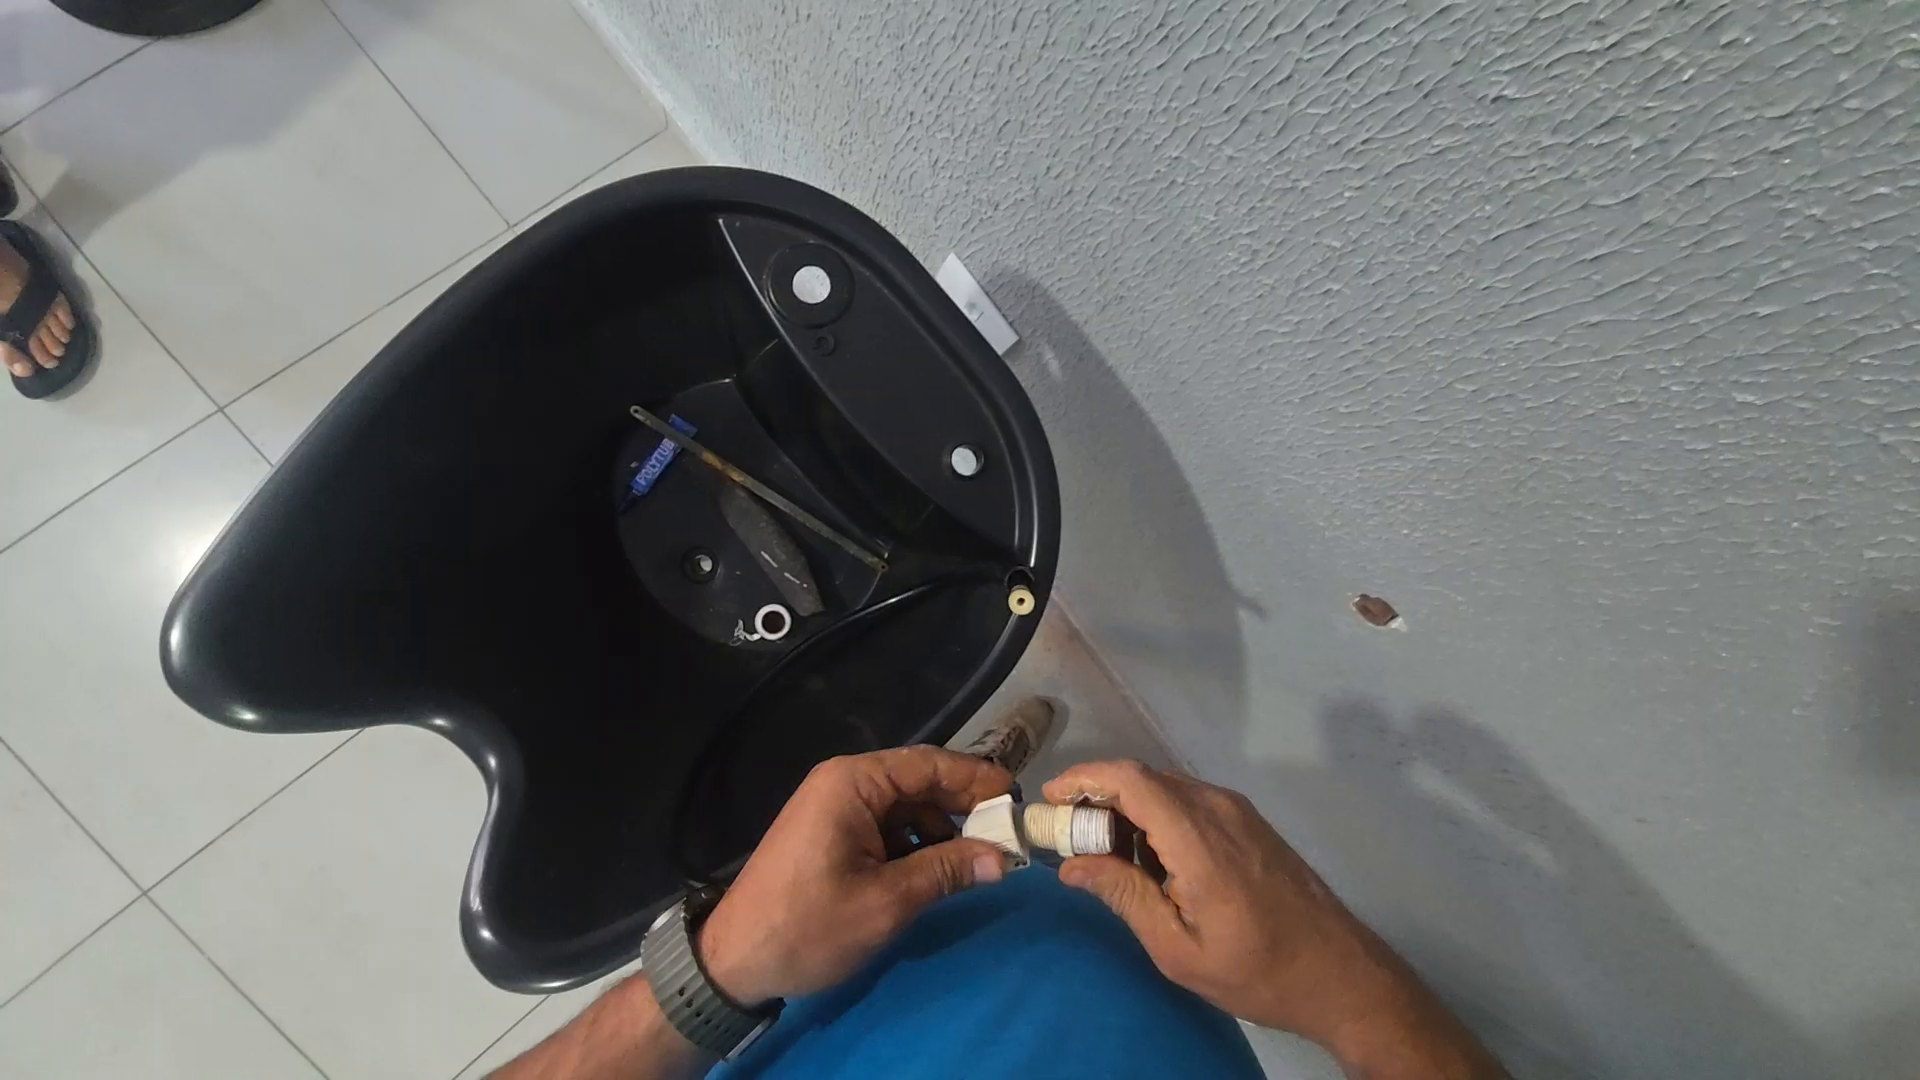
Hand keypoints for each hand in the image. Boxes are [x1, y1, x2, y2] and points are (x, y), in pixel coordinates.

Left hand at [696, 746, 1012, 1006]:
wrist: (733, 961)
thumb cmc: (808, 925)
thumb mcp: (885, 902)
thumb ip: (945, 871)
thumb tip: (1003, 858)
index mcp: (853, 782)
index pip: (927, 764)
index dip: (975, 777)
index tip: (1015, 796)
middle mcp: (845, 781)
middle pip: (917, 779)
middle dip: (962, 803)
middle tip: (1006, 826)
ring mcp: (836, 804)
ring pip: (905, 803)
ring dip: (941, 825)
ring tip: (980, 852)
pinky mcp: (833, 829)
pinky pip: (886, 822)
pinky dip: (915, 839)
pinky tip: (938, 864)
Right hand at [1043, 761, 1504, 1078]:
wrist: (1345, 975)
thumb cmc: (1259, 969)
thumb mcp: (1179, 950)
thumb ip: (1124, 896)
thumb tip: (1070, 865)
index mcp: (1199, 837)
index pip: (1131, 779)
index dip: (1084, 779)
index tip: (1050, 800)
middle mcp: (1217, 807)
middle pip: (1142, 777)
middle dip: (1097, 796)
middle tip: (1068, 834)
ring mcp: (1235, 809)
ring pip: (1164, 786)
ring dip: (1126, 806)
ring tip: (1104, 851)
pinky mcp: (1246, 819)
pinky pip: (1186, 799)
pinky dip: (1154, 814)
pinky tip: (1149, 855)